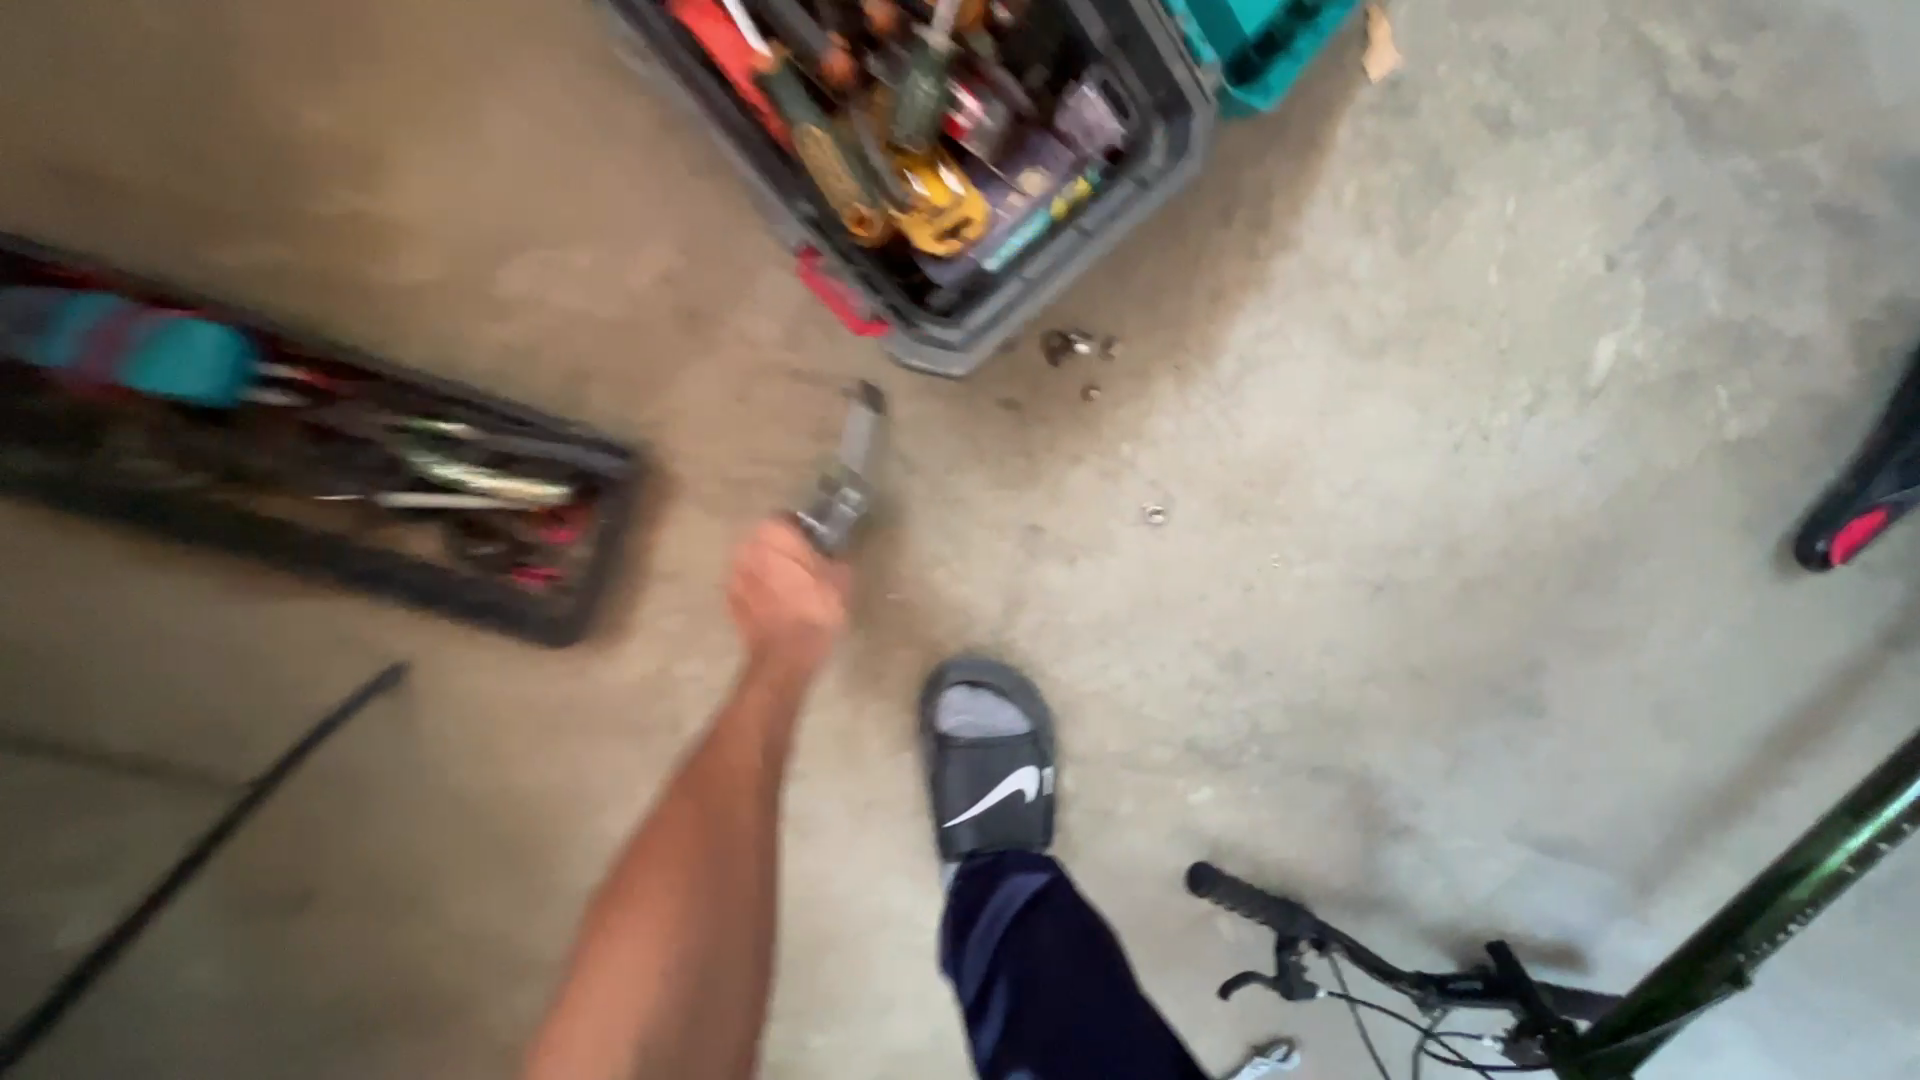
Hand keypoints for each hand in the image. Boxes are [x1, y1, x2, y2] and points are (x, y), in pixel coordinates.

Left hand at [727, 518, 852, 667]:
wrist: (787, 652)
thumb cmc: (817, 606)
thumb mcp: (840, 577)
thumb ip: (833, 555)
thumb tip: (831, 552)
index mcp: (773, 531)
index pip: (787, 519)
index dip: (803, 531)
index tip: (815, 545)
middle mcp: (747, 546)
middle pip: (766, 540)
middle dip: (781, 549)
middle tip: (804, 566)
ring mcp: (733, 574)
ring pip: (754, 563)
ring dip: (768, 570)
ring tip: (790, 588)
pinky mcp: (728, 600)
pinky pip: (747, 587)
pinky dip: (758, 592)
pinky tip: (776, 606)